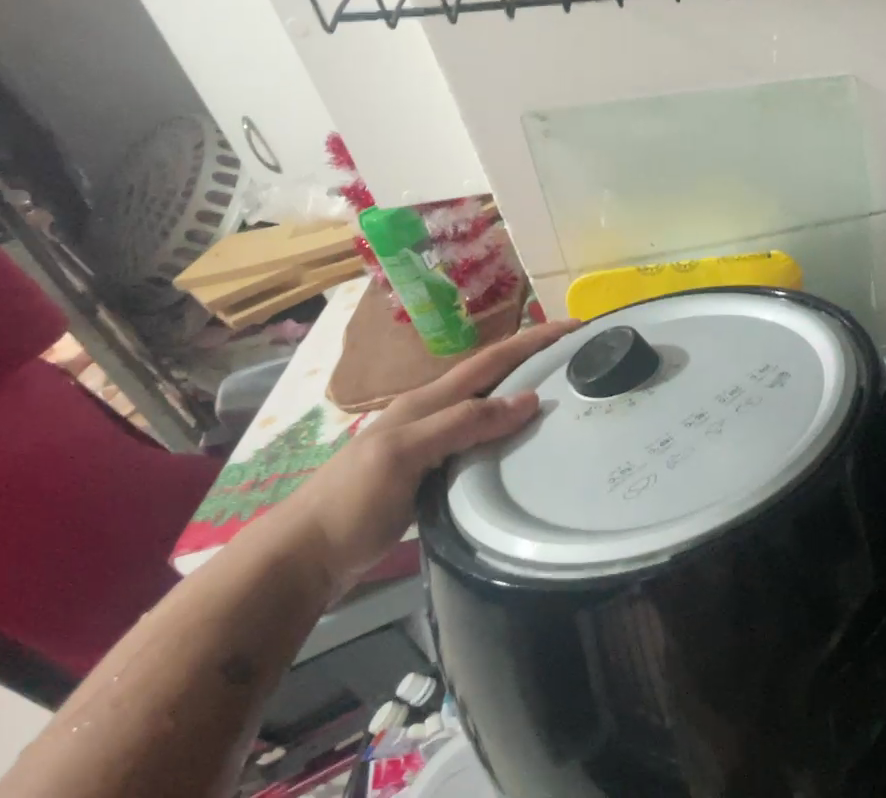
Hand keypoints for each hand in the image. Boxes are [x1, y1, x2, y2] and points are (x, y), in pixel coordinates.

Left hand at [269, 319, 580, 594]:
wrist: (303, 558)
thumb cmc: (350, 503)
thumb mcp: (403, 455)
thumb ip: (462, 423)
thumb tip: (529, 398)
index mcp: (425, 403)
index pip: (490, 361)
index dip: (533, 340)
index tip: (577, 326)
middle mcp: (430, 415)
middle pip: (492, 377)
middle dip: (535, 359)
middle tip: (582, 357)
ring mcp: (431, 444)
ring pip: (489, 408)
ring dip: (526, 394)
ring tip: (566, 396)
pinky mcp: (433, 473)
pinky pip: (483, 440)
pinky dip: (511, 432)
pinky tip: (528, 445)